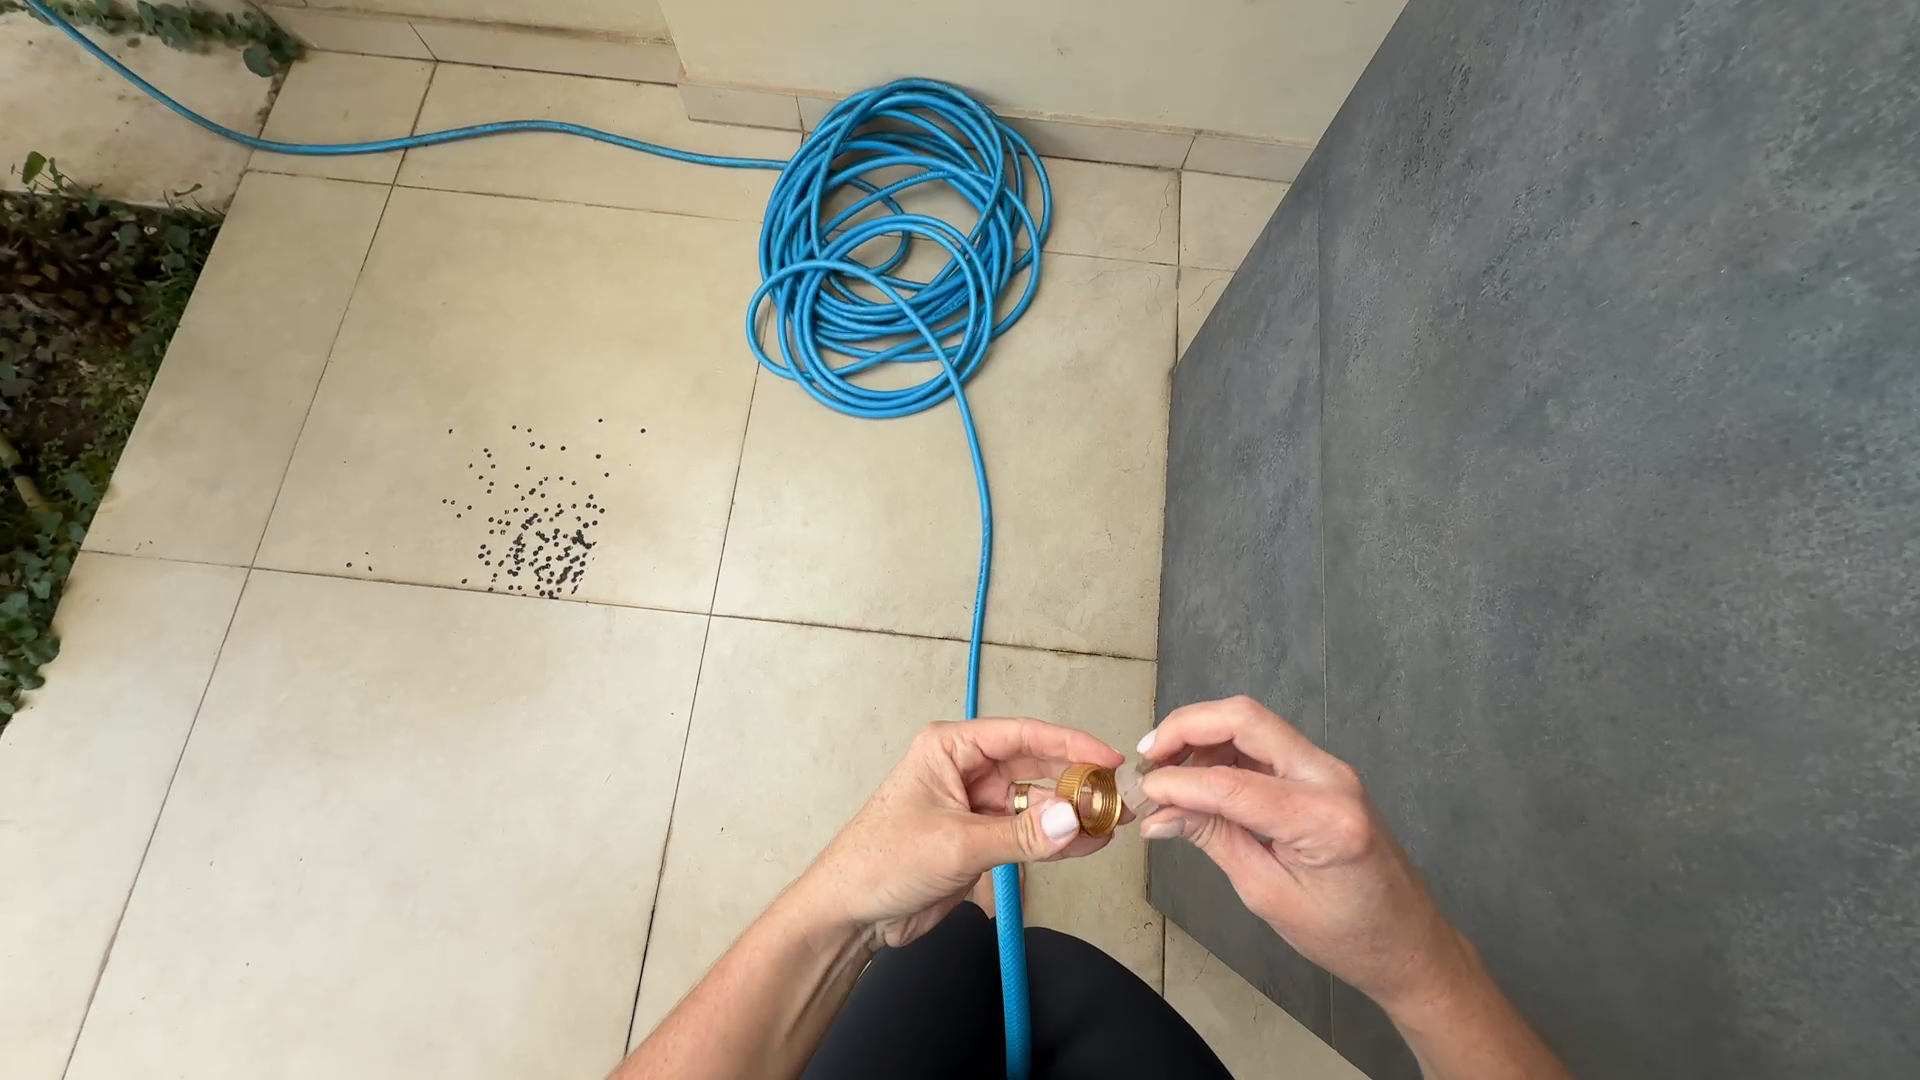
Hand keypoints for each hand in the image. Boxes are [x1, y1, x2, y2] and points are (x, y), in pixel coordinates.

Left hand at [793, 718, 1122, 948]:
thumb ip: (1020, 834)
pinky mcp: (980, 837)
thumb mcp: (955, 844)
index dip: (1067, 743)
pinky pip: (1026, 832)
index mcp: (949, 747)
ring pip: (1034, 802)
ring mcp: (974, 804)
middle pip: (1033, 766)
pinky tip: (1084, 844)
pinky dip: (1054, 840)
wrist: (850, 913)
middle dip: (1074, 781)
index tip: (1105, 757)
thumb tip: (1072, 819)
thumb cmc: (878, 860)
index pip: (1019, 734)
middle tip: (1114, 796)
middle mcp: (964, 769)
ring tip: (1108, 825)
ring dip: (1069, 815)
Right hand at [1136, 697, 1468, 1009]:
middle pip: (1244, 718)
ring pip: (1250, 721)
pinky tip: (1197, 774)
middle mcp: (1330, 776)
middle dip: (1186, 726)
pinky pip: (1262, 741)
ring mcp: (1328, 767)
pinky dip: (1221, 748)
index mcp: (1325, 819)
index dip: (1177, 782)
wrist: (1412, 945)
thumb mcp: (1268, 895)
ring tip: (1165, 768)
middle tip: (1148, 754)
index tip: (1141, 791)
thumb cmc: (1346, 937)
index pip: (1231, 783)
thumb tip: (1157, 814)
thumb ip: (1213, 840)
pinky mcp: (1320, 769)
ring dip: (1201, 734)